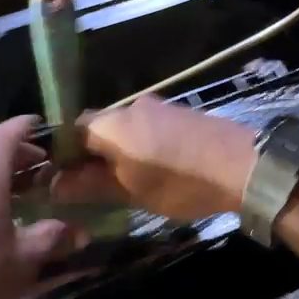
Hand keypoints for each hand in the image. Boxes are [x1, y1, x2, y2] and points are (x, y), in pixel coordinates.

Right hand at [70, 96, 256, 220]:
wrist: (244, 165)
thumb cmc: (181, 183)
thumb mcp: (131, 192)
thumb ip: (91, 185)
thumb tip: (54, 185)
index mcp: (110, 124)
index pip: (68, 131)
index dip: (61, 156)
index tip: (61, 181)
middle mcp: (130, 106)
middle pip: (97, 127)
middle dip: (90, 155)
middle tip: (92, 187)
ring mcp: (159, 107)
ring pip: (124, 128)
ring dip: (118, 151)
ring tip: (125, 182)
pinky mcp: (181, 114)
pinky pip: (148, 128)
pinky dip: (141, 146)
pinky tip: (153, 169)